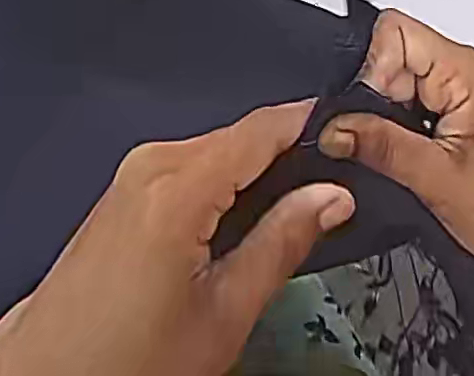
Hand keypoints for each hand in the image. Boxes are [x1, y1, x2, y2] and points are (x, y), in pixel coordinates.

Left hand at [0, 101, 355, 375]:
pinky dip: (222, 177)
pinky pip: (189, 163)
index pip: (260, 128)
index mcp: (179, 185)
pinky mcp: (126, 184)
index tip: (347, 126)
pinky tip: (238, 212)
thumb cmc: (130, 360)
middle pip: (238, 136)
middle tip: (331, 176)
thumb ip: (281, 241)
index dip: (308, 121)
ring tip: (293, 200)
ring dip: (254, 166)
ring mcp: (134, 169)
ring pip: (216, 148)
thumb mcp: (221, 314)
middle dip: (285, 149)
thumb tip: (332, 195)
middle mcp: (154, 160)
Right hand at [319, 11, 473, 375]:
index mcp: (463, 70)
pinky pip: (397, 101)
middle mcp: (457, 70)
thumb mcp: (440, 181)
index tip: (369, 110)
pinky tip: (401, 155)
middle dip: (371, 97)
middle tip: (379, 140)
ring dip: (379, 116)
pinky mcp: (443, 110)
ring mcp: (450, 89)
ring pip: (387, 80)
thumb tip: (333, 127)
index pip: (394, 30)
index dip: (372, 66)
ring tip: (397, 154)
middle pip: (386, 54)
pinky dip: (387, 127)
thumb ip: (381, 147)